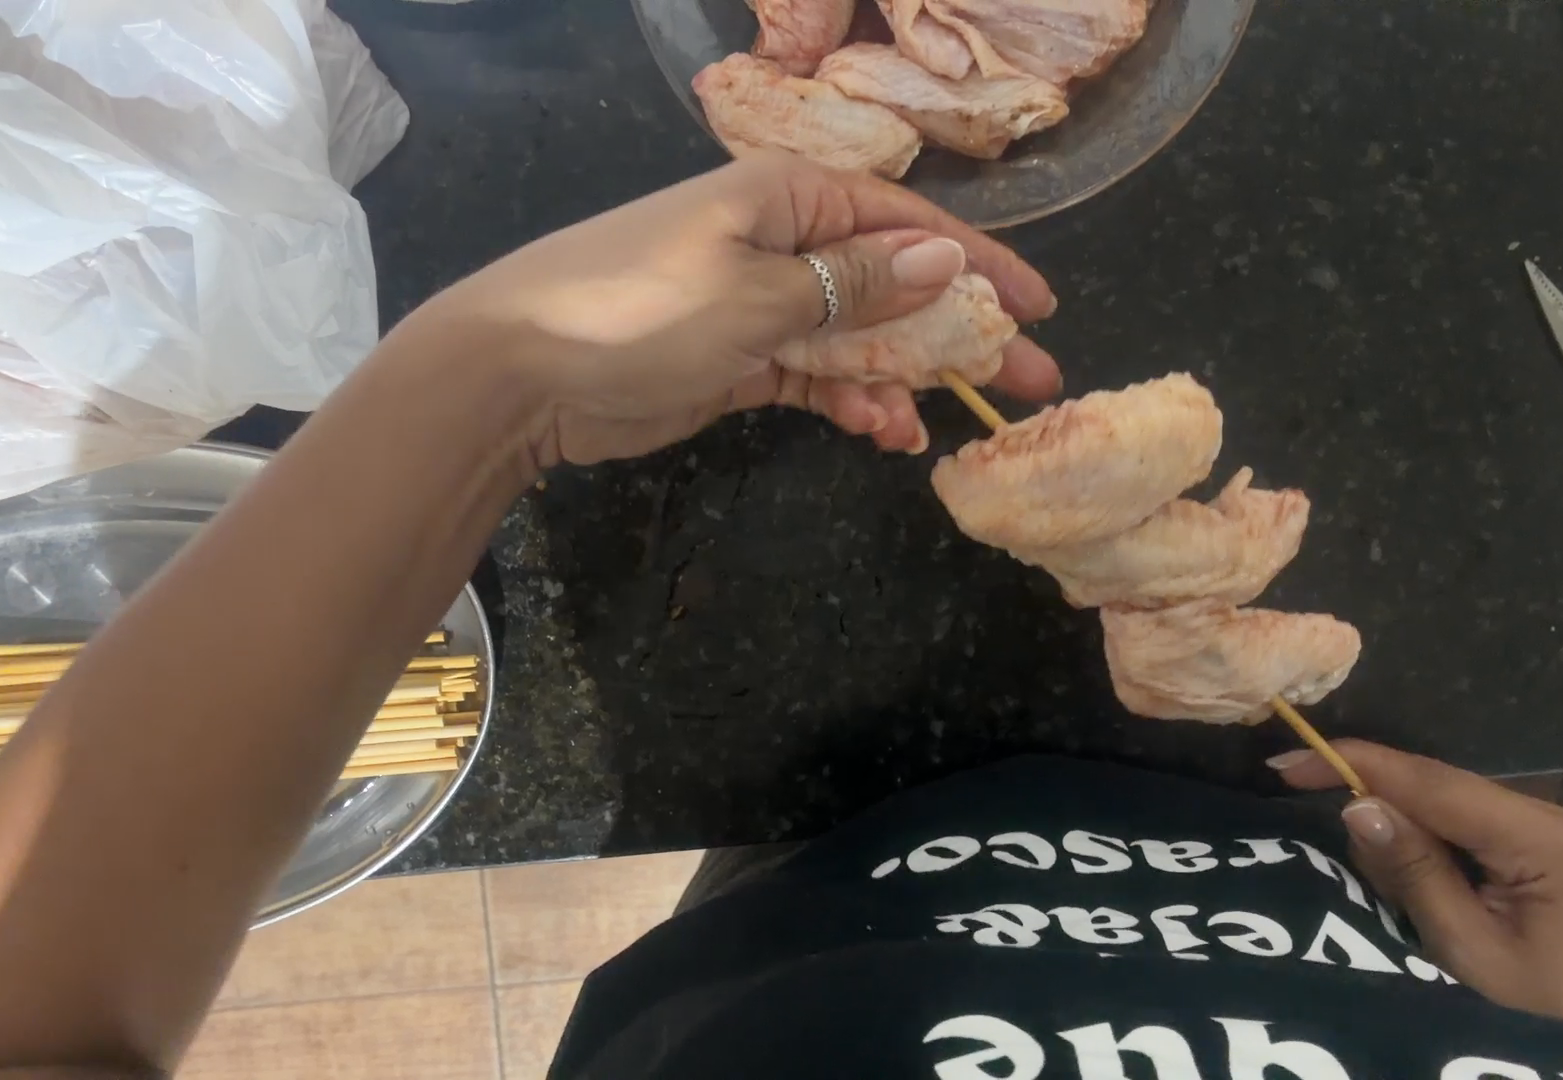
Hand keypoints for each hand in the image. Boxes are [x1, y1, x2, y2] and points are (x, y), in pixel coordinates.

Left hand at [400, 151, 1061, 467]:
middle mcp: (783, 247)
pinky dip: (850, 402)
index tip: (1038, 306)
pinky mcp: (746, 362)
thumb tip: (943, 255)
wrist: (523, 374)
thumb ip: (852, 283)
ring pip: (859, 341)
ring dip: (898, 382)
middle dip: (957, 334)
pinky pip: (818, 377)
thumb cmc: (640, 311)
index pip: (905, 224)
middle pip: (893, 285)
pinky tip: (879, 430)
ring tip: (925, 430)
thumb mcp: (755, 295)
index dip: (978, 263)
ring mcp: (765, 308)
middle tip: (1025, 381)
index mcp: (788, 203)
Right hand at [1273, 740, 1562, 1041]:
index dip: (1352, 762)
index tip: (1286, 764)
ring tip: (1386, 885)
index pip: (1427, 780)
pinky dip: (1408, 837)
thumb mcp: (1463, 947)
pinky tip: (1404, 876)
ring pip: (1429, 797)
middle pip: (1427, 781)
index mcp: (1537, 836)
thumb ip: (1412, 870)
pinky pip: (1442, 818)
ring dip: (1389, 824)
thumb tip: (1355, 804)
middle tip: (1299, 800)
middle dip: (1365, 791)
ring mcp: (1531, 827)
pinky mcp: (1518, 844)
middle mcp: (1538, 815)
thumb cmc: (1534, 1010)